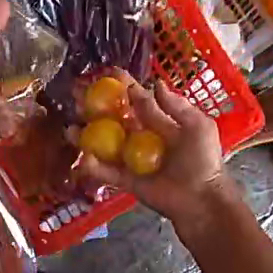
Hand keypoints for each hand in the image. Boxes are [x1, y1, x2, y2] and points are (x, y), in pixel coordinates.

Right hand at [76, 77, 242, 238]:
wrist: (201, 200)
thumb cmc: (203, 161)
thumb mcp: (198, 126)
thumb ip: (176, 106)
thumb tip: (155, 84)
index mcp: (162, 123)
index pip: (138, 100)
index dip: (123, 86)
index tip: (105, 72)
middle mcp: (144, 138)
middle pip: (115, 119)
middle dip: (96, 107)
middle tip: (76, 95)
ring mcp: (133, 160)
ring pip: (105, 144)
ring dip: (87, 134)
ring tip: (69, 126)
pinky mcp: (127, 181)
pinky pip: (107, 172)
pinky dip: (93, 166)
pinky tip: (81, 156)